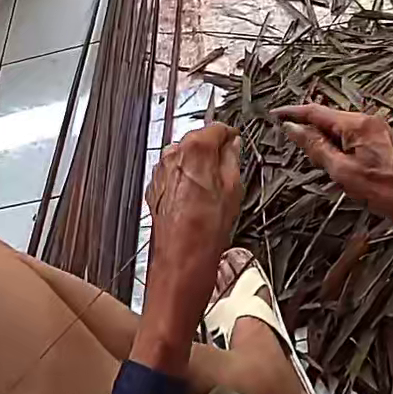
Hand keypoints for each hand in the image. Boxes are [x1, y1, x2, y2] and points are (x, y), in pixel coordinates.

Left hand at [135, 123, 243, 375]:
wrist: (179, 266)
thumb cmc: (205, 235)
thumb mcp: (233, 190)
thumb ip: (232, 159)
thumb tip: (233, 146)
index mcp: (195, 150)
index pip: (216, 127)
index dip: (230, 135)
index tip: (237, 142)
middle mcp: (173, 155)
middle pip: (198, 140)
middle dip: (214, 151)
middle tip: (230, 171)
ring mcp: (161, 171)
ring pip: (186, 157)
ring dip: (200, 167)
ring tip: (215, 191)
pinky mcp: (155, 188)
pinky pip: (174, 174)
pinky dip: (186, 180)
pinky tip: (199, 201)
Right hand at [274, 104, 392, 228]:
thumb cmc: (383, 191)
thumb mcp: (342, 171)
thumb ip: (316, 147)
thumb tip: (293, 129)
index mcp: (357, 124)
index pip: (316, 112)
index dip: (293, 113)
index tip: (275, 114)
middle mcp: (368, 120)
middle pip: (328, 118)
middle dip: (308, 128)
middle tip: (291, 140)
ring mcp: (377, 130)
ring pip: (340, 128)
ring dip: (324, 139)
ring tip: (313, 155)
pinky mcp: (383, 141)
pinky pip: (352, 136)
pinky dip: (338, 144)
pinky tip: (334, 160)